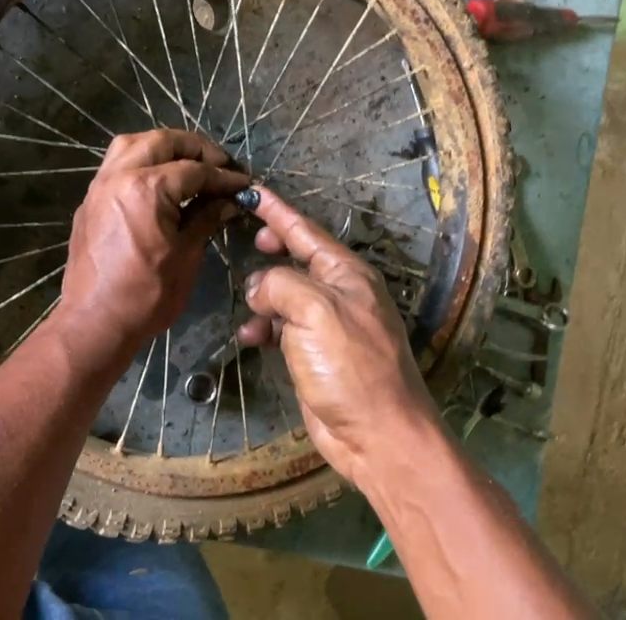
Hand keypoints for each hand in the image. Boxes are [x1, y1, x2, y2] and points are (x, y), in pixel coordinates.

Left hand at [53, 130, 248, 372]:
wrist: (95, 321)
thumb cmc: (147, 294)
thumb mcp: (186, 255)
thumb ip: (206, 218)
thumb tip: (227, 199)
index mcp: (146, 188)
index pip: (194, 169)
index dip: (223, 175)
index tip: (243, 182)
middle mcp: (119, 176)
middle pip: (161, 142)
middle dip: (193, 147)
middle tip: (218, 163)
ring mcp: (99, 186)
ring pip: (132, 144)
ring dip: (162, 146)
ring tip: (187, 163)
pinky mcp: (90, 200)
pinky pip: (116, 165)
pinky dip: (139, 161)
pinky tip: (158, 180)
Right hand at [237, 188, 438, 482]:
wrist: (378, 436)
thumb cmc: (351, 365)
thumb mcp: (314, 310)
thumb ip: (280, 284)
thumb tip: (258, 287)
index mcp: (347, 274)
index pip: (305, 230)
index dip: (276, 210)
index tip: (250, 190)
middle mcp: (339, 293)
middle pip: (298, 257)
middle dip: (272, 247)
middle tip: (248, 239)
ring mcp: (329, 325)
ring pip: (285, 294)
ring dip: (262, 296)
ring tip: (247, 305)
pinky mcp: (316, 354)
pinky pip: (283, 327)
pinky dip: (264, 327)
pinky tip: (249, 337)